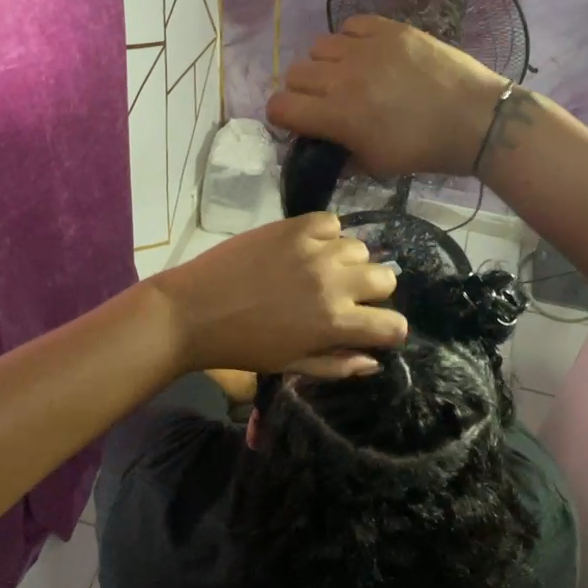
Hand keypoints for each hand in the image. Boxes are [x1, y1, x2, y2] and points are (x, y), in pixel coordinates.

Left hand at [145, 213, 406, 377]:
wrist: (192, 312)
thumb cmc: (242, 347)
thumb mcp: (291, 365)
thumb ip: (337, 365)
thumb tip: (374, 361)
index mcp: (334, 323)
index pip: (394, 325)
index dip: (388, 330)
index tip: (373, 329)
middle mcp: (334, 283)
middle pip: (386, 278)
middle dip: (374, 292)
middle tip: (348, 298)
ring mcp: (315, 250)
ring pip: (360, 248)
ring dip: (349, 262)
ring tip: (323, 270)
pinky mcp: (294, 227)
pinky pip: (332, 222)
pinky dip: (327, 235)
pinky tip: (309, 248)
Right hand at [265, 15, 506, 176]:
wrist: (475, 119)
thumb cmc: (425, 150)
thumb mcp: (377, 166)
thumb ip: (340, 157)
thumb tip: (321, 148)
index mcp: (338, 115)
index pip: (280, 106)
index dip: (282, 116)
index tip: (297, 122)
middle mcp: (343, 77)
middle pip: (295, 74)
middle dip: (302, 91)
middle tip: (324, 102)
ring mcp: (366, 48)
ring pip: (319, 47)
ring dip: (325, 64)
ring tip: (347, 76)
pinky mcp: (389, 29)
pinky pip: (350, 25)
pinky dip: (350, 40)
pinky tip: (365, 55)